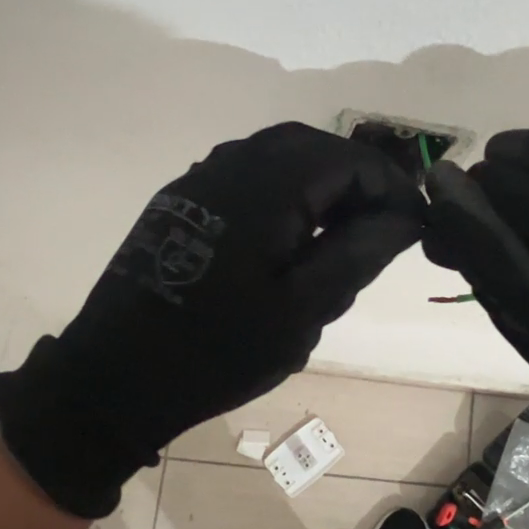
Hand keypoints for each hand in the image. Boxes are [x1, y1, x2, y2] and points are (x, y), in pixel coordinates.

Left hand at [0, 122, 423, 517]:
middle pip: (316, 149)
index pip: (352, 161)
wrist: (112, 379)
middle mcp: (232, 162)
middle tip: (382, 234)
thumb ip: (358, 253)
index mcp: (266, 185)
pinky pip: (248, 178)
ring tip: (341, 241)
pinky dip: (284, 197)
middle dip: (358, 185)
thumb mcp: (301, 311)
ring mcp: (201, 177)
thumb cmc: (216, 351)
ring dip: (321, 189)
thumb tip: (405, 217)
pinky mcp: (183, 200)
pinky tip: (289, 243)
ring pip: (280, 160)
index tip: (416, 232)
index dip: (394, 191)